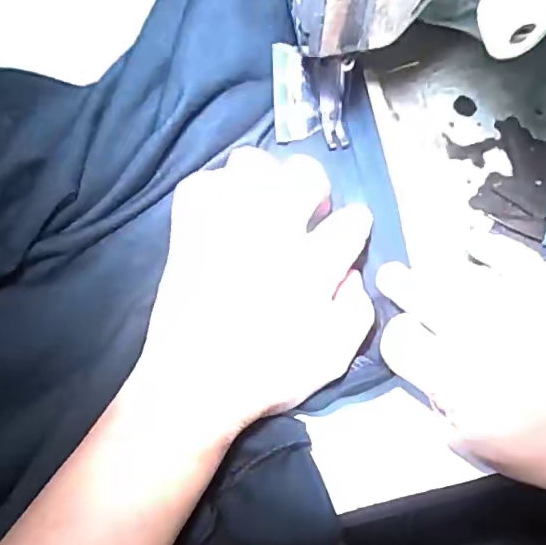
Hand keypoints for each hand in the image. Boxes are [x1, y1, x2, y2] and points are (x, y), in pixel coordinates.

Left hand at [125, 146, 375, 444]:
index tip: (349, 236)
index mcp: (311, 265)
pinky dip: (221, 192)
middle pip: (306, 174)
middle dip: (316, 192)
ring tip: (264, 210)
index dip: (356, 226)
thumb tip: (352, 274)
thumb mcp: (333, 357)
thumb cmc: (268, 374)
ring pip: (253, 163)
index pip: (351, 220)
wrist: (195, 382)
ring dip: (267, 182)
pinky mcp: (188, 224)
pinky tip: (228, 219)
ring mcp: (225, 220)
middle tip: (309, 217)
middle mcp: (270, 229)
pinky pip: (207, 180)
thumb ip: (356, 310)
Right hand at [377, 234, 545, 494]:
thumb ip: (436, 397)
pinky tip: (471, 246)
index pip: (403, 341)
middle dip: (401, 287)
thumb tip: (423, 359)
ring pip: (462, 276)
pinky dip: (490, 246)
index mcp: (457, 385)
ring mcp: (519, 314)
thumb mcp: (464, 441)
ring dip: (435, 272)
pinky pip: (514, 258)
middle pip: (426, 298)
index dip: (396, 337)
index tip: (403, 338)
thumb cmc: (529, 448)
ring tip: (424, 271)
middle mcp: (483, 343)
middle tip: (391, 278)